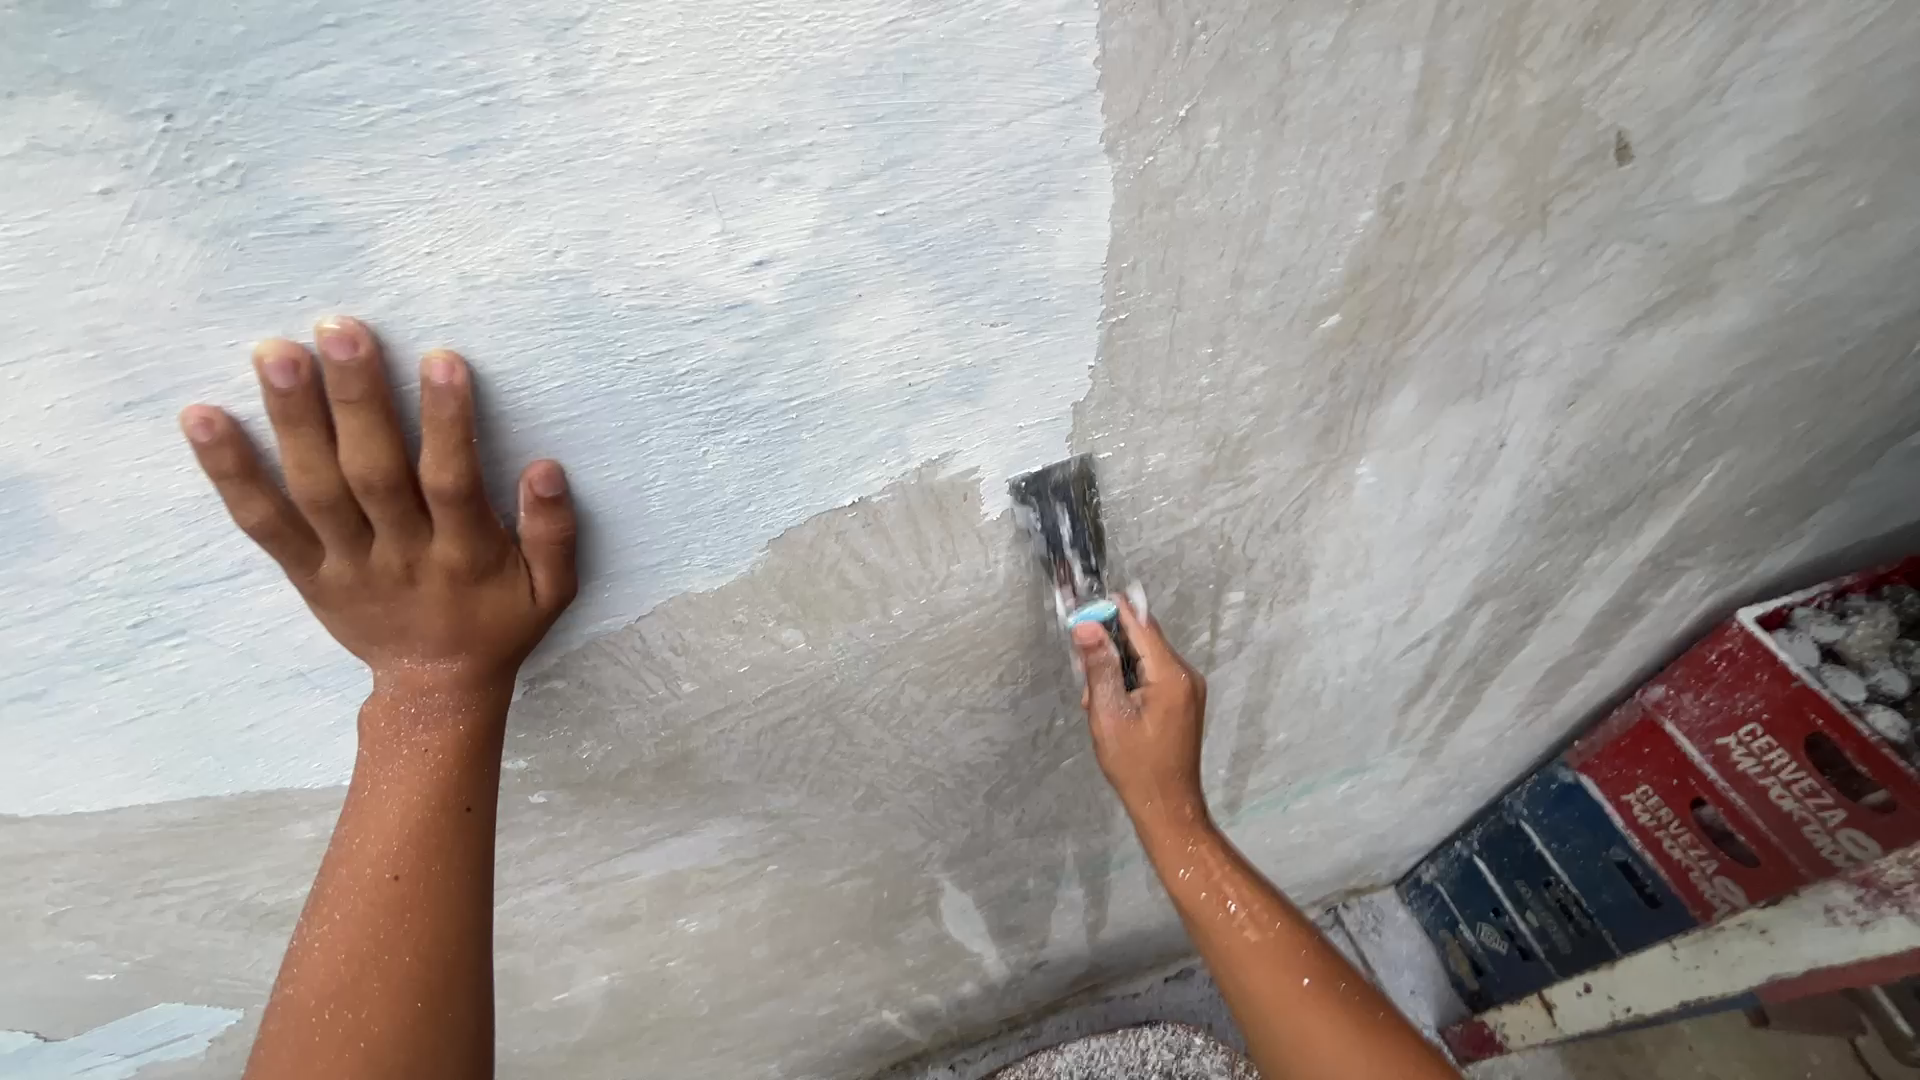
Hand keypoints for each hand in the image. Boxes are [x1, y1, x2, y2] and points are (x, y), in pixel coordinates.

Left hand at [179, 316, 577, 712]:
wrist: (437, 687)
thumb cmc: (502, 625)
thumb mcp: (555, 590)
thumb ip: (555, 533)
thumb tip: (546, 468)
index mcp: (465, 555)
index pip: (452, 481)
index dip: (447, 422)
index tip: (440, 359)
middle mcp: (401, 554)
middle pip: (372, 473)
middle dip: (356, 399)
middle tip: (340, 329)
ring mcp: (346, 563)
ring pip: (314, 488)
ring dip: (292, 420)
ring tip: (275, 351)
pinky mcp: (306, 572)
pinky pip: (262, 523)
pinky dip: (230, 472)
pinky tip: (203, 417)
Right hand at [1072, 594, 1208, 826]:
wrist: (1167, 806)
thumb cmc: (1135, 764)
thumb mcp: (1109, 714)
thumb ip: (1099, 666)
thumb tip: (1086, 625)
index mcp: (1171, 675)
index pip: (1141, 626)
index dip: (1112, 611)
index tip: (1084, 603)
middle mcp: (1186, 674)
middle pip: (1144, 639)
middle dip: (1110, 644)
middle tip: (1082, 663)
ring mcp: (1187, 688)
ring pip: (1146, 657)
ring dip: (1117, 666)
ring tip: (1095, 696)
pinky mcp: (1183, 700)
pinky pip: (1153, 674)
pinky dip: (1129, 679)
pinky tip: (1111, 702)